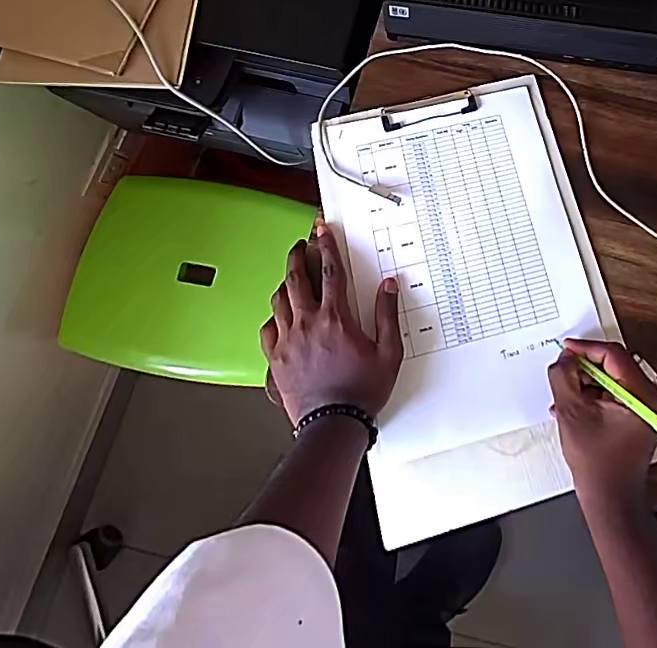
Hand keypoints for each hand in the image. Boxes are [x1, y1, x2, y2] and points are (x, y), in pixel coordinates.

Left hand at [261, 220, 403, 423]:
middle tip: (300, 245)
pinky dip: (273, 317)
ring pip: (279, 300)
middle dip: (297, 255)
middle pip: (296, 278)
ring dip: (285, 283)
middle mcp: (308, 324)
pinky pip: (268, 329)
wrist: (333, 425)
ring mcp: (288, 341)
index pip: (329, 270)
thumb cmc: (361, 391)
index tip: (322, 229)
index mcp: (336, 318)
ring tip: (291, 276)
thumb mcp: (388, 352)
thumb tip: (388, 286)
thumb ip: (387, 315)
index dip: (326, 245)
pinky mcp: (276, 359)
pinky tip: (279, 316)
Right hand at [549, 339, 656, 509]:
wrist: (611, 500)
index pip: (613, 355)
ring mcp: (644, 410)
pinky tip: (575, 408)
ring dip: (585, 384)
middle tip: (565, 372)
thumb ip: (564, 376)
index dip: (586, 349)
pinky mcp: (637, 418)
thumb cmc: (600, 467)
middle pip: (613, 365)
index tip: (568, 349)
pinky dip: (592, 396)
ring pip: (610, 379)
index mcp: (642, 396)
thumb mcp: (571, 412)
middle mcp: (649, 400)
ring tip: (567, 397)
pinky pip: (612, 394)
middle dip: (584, 369)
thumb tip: (565, 359)